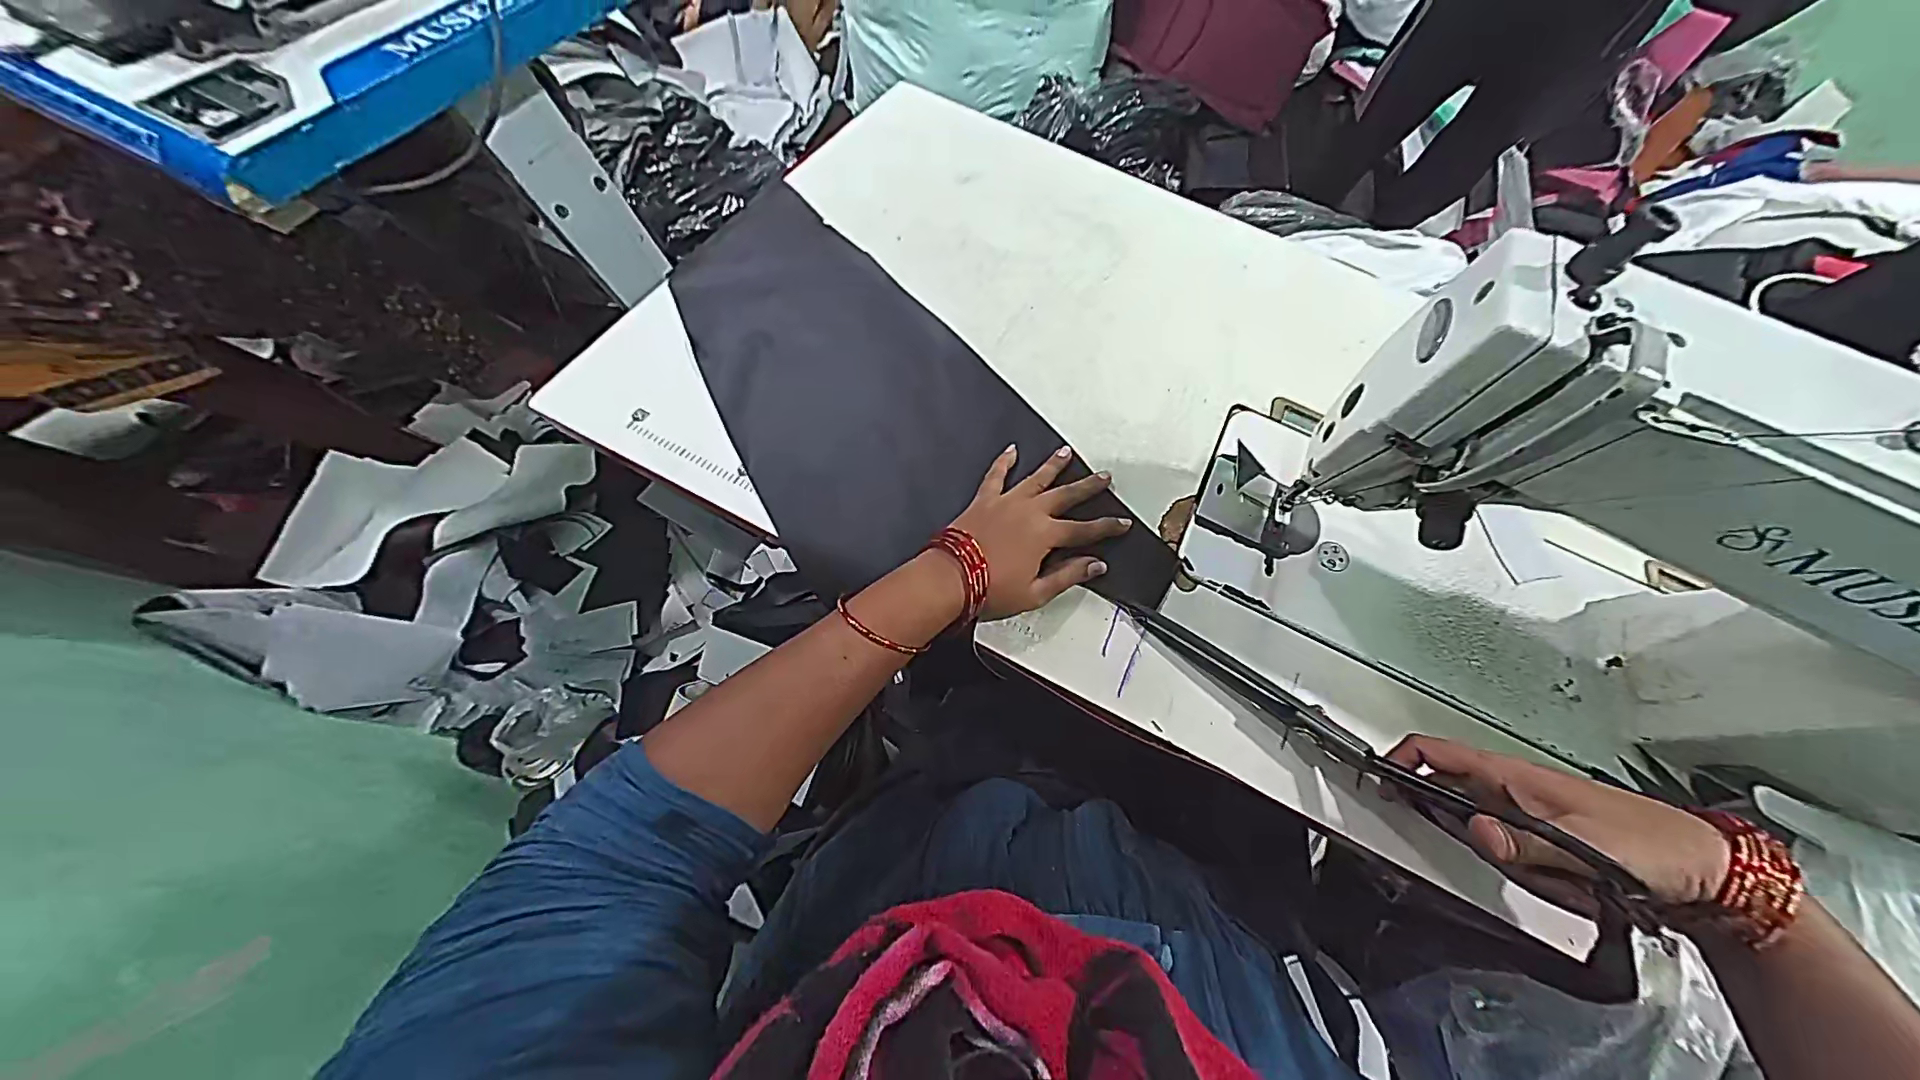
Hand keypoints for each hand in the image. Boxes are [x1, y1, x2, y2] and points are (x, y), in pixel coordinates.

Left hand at [949, 444, 1131, 620]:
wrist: (951, 578)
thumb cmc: (989, 588)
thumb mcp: (1036, 592)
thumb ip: (1068, 575)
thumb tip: (1093, 566)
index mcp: (1045, 535)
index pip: (1085, 530)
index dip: (1106, 527)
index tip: (1121, 523)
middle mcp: (1029, 512)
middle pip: (1066, 495)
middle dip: (1088, 487)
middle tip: (1103, 478)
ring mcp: (1006, 503)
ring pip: (1036, 478)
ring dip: (1054, 465)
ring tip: (1066, 453)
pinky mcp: (984, 501)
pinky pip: (996, 475)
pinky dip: (1004, 461)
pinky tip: (1011, 451)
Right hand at [1385, 735, 1730, 913]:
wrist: (1713, 871)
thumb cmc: (1657, 844)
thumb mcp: (1586, 846)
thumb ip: (1523, 841)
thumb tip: (1472, 829)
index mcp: (1510, 774)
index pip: (1432, 751)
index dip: (1397, 760)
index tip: (1377, 779)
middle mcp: (1509, 786)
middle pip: (1446, 794)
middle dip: (1458, 829)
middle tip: (1487, 853)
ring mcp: (1521, 809)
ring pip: (1477, 828)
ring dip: (1504, 859)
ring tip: (1556, 878)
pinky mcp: (1537, 833)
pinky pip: (1505, 849)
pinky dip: (1522, 871)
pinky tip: (1564, 884)